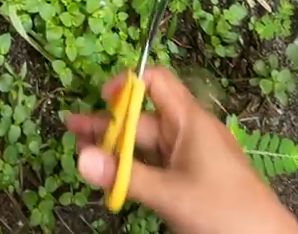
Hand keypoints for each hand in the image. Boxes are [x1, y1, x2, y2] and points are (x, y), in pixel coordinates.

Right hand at [65, 67, 297, 233]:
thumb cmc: (226, 214)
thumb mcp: (172, 196)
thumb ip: (125, 178)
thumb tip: (79, 158)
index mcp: (189, 121)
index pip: (156, 82)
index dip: (128, 84)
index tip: (102, 99)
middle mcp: (189, 133)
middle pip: (143, 118)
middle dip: (108, 124)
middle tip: (71, 131)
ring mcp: (192, 160)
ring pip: (147, 147)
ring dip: (117, 151)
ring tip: (82, 154)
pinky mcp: (193, 184)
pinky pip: (157, 168)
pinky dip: (135, 171)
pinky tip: (114, 182)